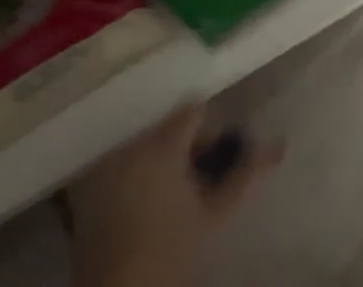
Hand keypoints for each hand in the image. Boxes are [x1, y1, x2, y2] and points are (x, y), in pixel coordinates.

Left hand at [68, 102, 282, 286]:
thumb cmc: (173, 250)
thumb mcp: (218, 212)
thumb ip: (247, 172)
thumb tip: (279, 143)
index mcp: (160, 148)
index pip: (194, 111)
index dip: (214, 129)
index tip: (225, 158)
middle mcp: (127, 151)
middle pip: (167, 127)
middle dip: (190, 145)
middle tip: (205, 179)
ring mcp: (101, 172)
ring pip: (144, 146)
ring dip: (165, 159)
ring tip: (179, 193)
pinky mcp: (84, 196)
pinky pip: (121, 167)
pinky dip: (140, 175)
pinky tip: (150, 205)